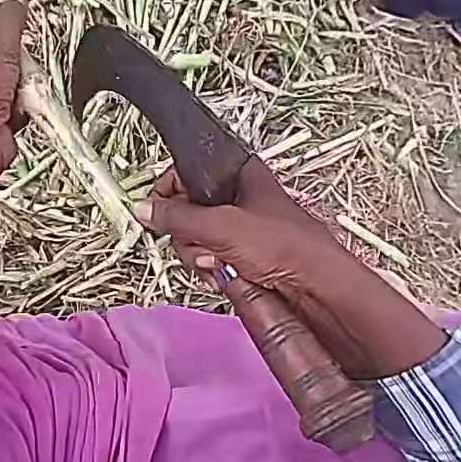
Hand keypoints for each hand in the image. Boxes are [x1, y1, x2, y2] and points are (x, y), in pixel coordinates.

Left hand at [0, 0, 28, 220]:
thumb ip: (10, 21)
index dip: (4, 36)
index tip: (16, 37)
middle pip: (8, 61)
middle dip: (20, 66)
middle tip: (19, 69)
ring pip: (18, 85)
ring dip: (25, 89)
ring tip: (21, 92)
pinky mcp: (1, 122)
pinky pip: (23, 107)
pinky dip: (27, 109)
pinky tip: (22, 111)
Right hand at [136, 158, 348, 301]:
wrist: (316, 288)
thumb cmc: (284, 246)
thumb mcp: (221, 226)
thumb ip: (177, 217)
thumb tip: (143, 209)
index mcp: (238, 173)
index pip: (184, 173)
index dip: (168, 193)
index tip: (158, 212)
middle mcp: (237, 197)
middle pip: (185, 210)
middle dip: (188, 235)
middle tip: (204, 245)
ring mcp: (237, 227)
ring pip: (194, 238)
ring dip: (199, 256)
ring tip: (221, 264)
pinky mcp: (239, 253)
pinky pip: (207, 258)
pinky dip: (210, 270)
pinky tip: (224, 276)